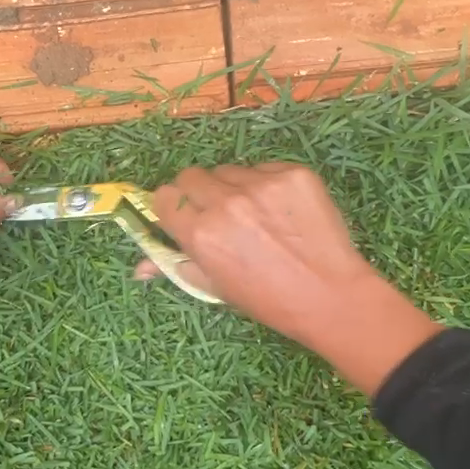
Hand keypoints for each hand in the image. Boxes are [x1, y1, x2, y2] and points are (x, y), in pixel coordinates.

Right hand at [147, 163, 440, 393]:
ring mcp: (261, 184)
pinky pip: (263, 169)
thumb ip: (175, 267)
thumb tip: (139, 269)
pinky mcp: (292, 173)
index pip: (164, 197)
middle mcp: (225, 203)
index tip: (184, 218)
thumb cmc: (267, 299)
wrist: (330, 295)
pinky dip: (265, 185)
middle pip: (191, 176)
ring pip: (228, 171)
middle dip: (198, 193)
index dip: (172, 208)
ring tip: (255, 216)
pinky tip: (280, 212)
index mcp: (200, 233)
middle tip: (217, 215)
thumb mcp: (215, 287)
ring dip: (232, 188)